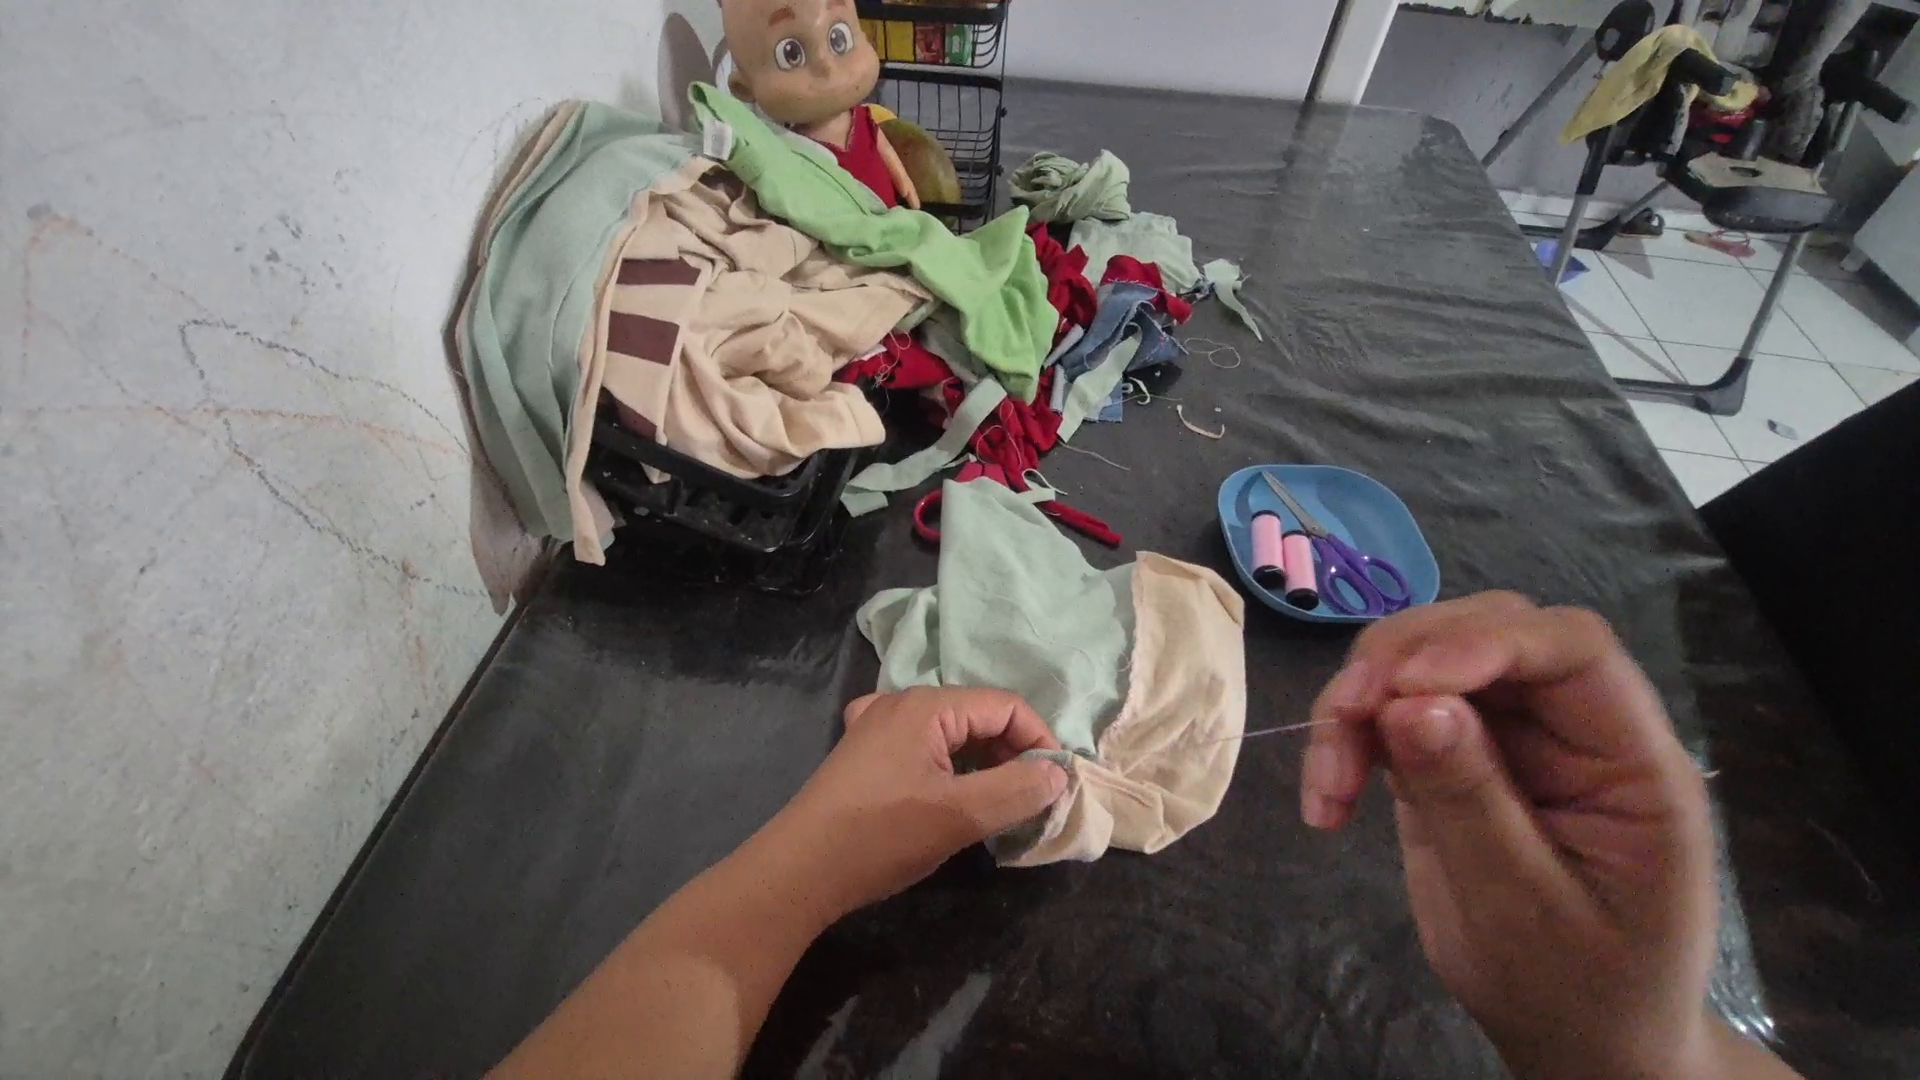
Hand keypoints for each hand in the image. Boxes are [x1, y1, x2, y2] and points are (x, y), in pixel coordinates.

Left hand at [766, 687, 1068, 919]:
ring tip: (997, 804)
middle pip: (977, 716)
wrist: (797, 871)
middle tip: (1029, 799)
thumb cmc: (880, 836)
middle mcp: (902, 702)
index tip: (1056, 785)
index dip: (1039, 740)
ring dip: (981, 763)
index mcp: (926, 705)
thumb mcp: (958, 817)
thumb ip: (1016, 790)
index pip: (1004, 706)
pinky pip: (921, 746)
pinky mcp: (864, 751)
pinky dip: (947, 766)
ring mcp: (878, 724)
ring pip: (950, 733)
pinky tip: (948, 794)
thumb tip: (1058, 773)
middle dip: (1011, 753)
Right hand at [1298, 593, 1733, 1079]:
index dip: (1485, 643)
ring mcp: (1500, 734)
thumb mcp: (1521, 906)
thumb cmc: (1574, 988)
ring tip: (1328, 784)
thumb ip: (1469, 798)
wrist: (1566, 1037)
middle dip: (1398, 663)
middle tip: (1344, 718)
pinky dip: (1341, 740)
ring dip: (1355, 705)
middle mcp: (1563, 727)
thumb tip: (1408, 703)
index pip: (1569, 649)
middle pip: (1477, 632)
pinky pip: (1382, 710)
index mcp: (1628, 758)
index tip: (1403, 687)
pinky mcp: (1442, 749)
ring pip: (1414, 662)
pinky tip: (1327, 801)